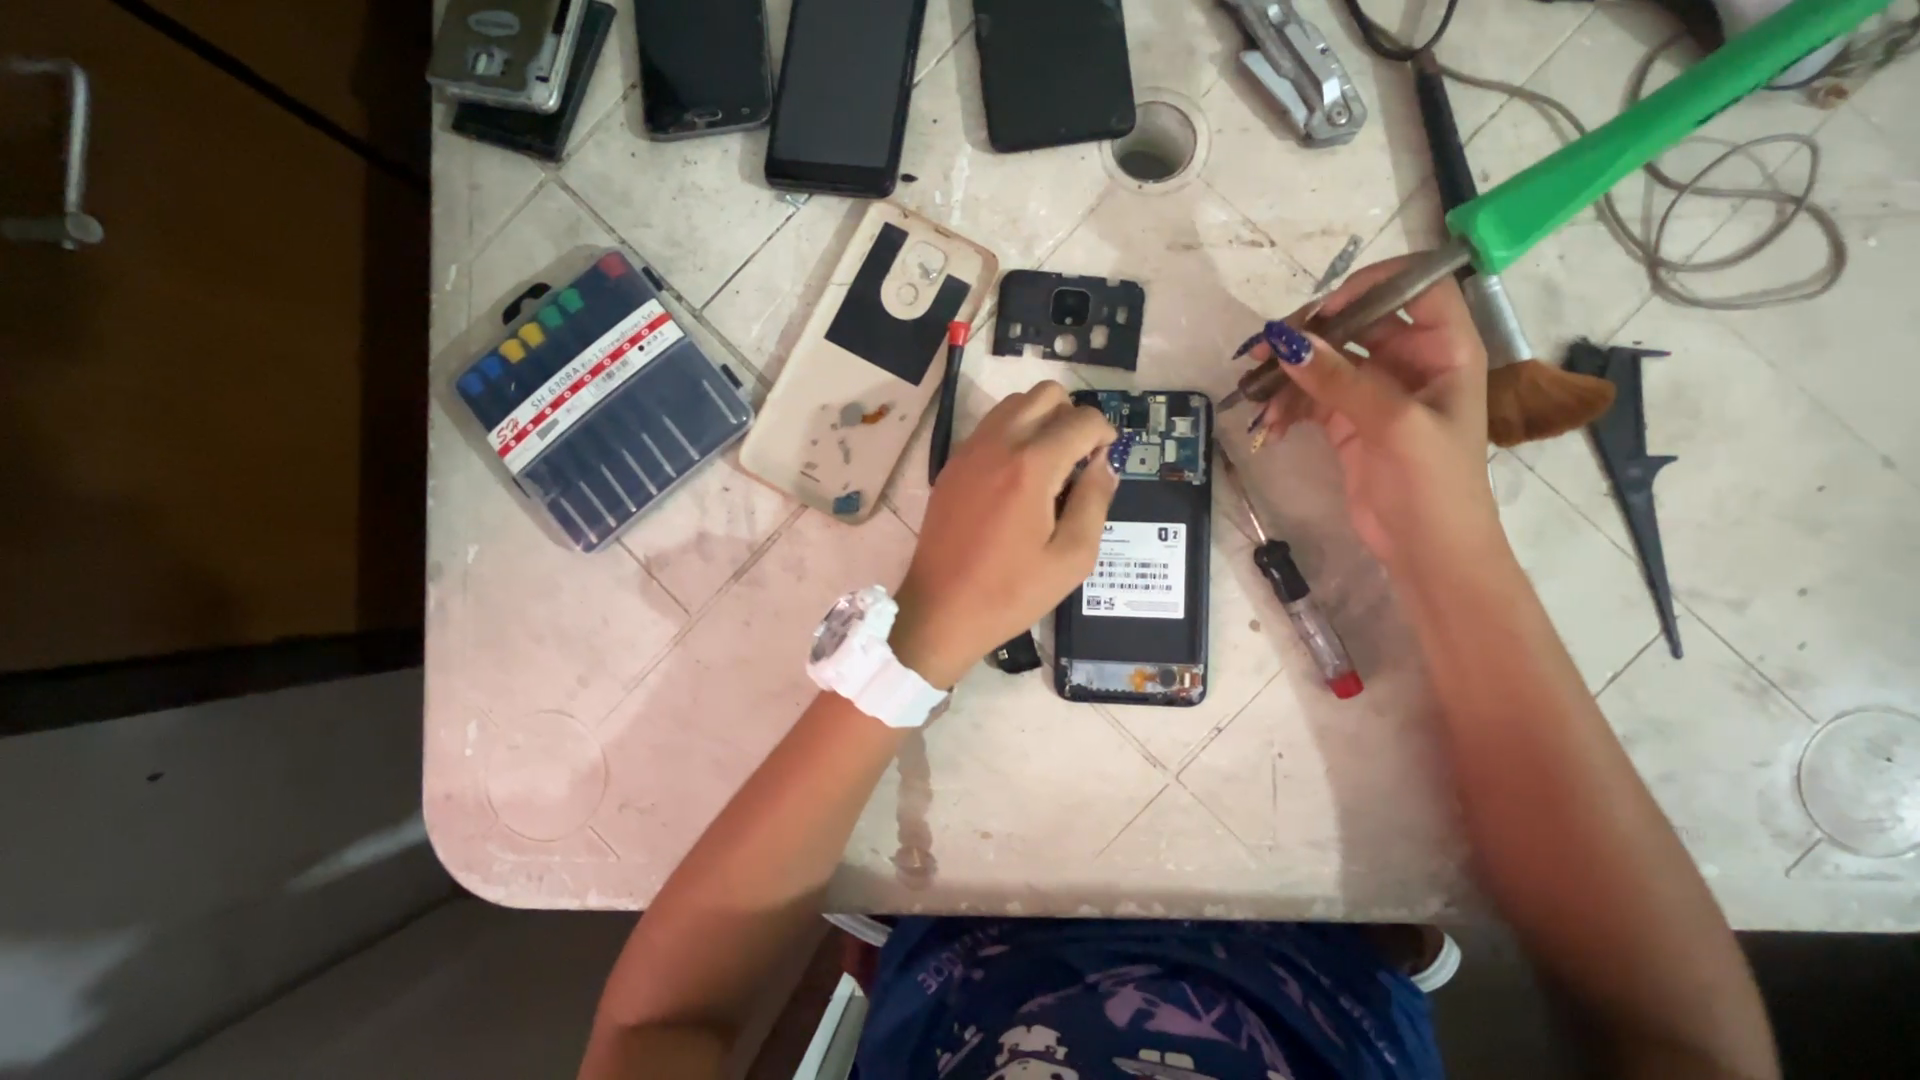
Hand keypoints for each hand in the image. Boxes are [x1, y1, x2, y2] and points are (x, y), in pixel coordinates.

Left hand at [892, 382, 1117, 687]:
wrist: (940, 611)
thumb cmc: (1010, 593)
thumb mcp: (1071, 559)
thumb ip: (1095, 502)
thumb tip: (1104, 465)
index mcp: (1032, 467)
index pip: (1082, 420)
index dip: (1105, 434)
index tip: (1105, 461)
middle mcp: (998, 444)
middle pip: (1046, 394)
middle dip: (1072, 417)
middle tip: (1079, 459)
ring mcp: (969, 451)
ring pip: (1014, 404)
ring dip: (1041, 420)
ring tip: (1051, 465)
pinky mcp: (952, 465)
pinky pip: (990, 427)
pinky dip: (1013, 434)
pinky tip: (1019, 477)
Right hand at [1248, 256, 1496, 567]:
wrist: (1430, 550)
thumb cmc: (1433, 483)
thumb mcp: (1392, 424)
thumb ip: (1340, 379)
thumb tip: (1284, 341)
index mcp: (1445, 349)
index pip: (1416, 287)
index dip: (1373, 285)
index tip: (1325, 309)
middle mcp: (1412, 361)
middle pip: (1357, 322)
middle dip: (1309, 333)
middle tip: (1263, 349)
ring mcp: (1378, 392)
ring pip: (1326, 361)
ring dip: (1290, 374)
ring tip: (1256, 393)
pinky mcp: (1350, 422)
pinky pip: (1312, 397)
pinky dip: (1289, 406)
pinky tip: (1272, 424)